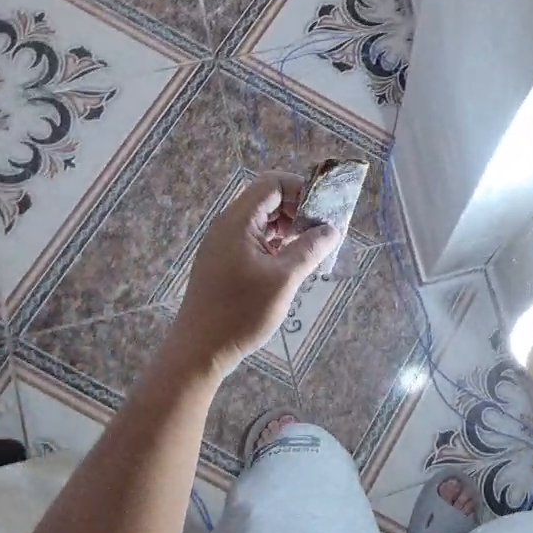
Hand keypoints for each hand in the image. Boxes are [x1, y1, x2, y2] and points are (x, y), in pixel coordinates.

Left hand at [171, 172, 341, 376]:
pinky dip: (276, 244)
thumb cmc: (241, 312)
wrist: (199, 350)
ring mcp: (224, 244)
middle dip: (299, 210)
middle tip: (321, 233)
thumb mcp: (284, 279)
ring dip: (289, 228)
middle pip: (268, 199)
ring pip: (262, 220)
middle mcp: (228, 226)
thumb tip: (333, 229)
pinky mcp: (224, 262)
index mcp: (238, 222)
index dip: (301, 190)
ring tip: (311, 250)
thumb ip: (310, 249)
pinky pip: (254, 239)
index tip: (323, 212)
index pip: (272, 183)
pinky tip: (291, 264)